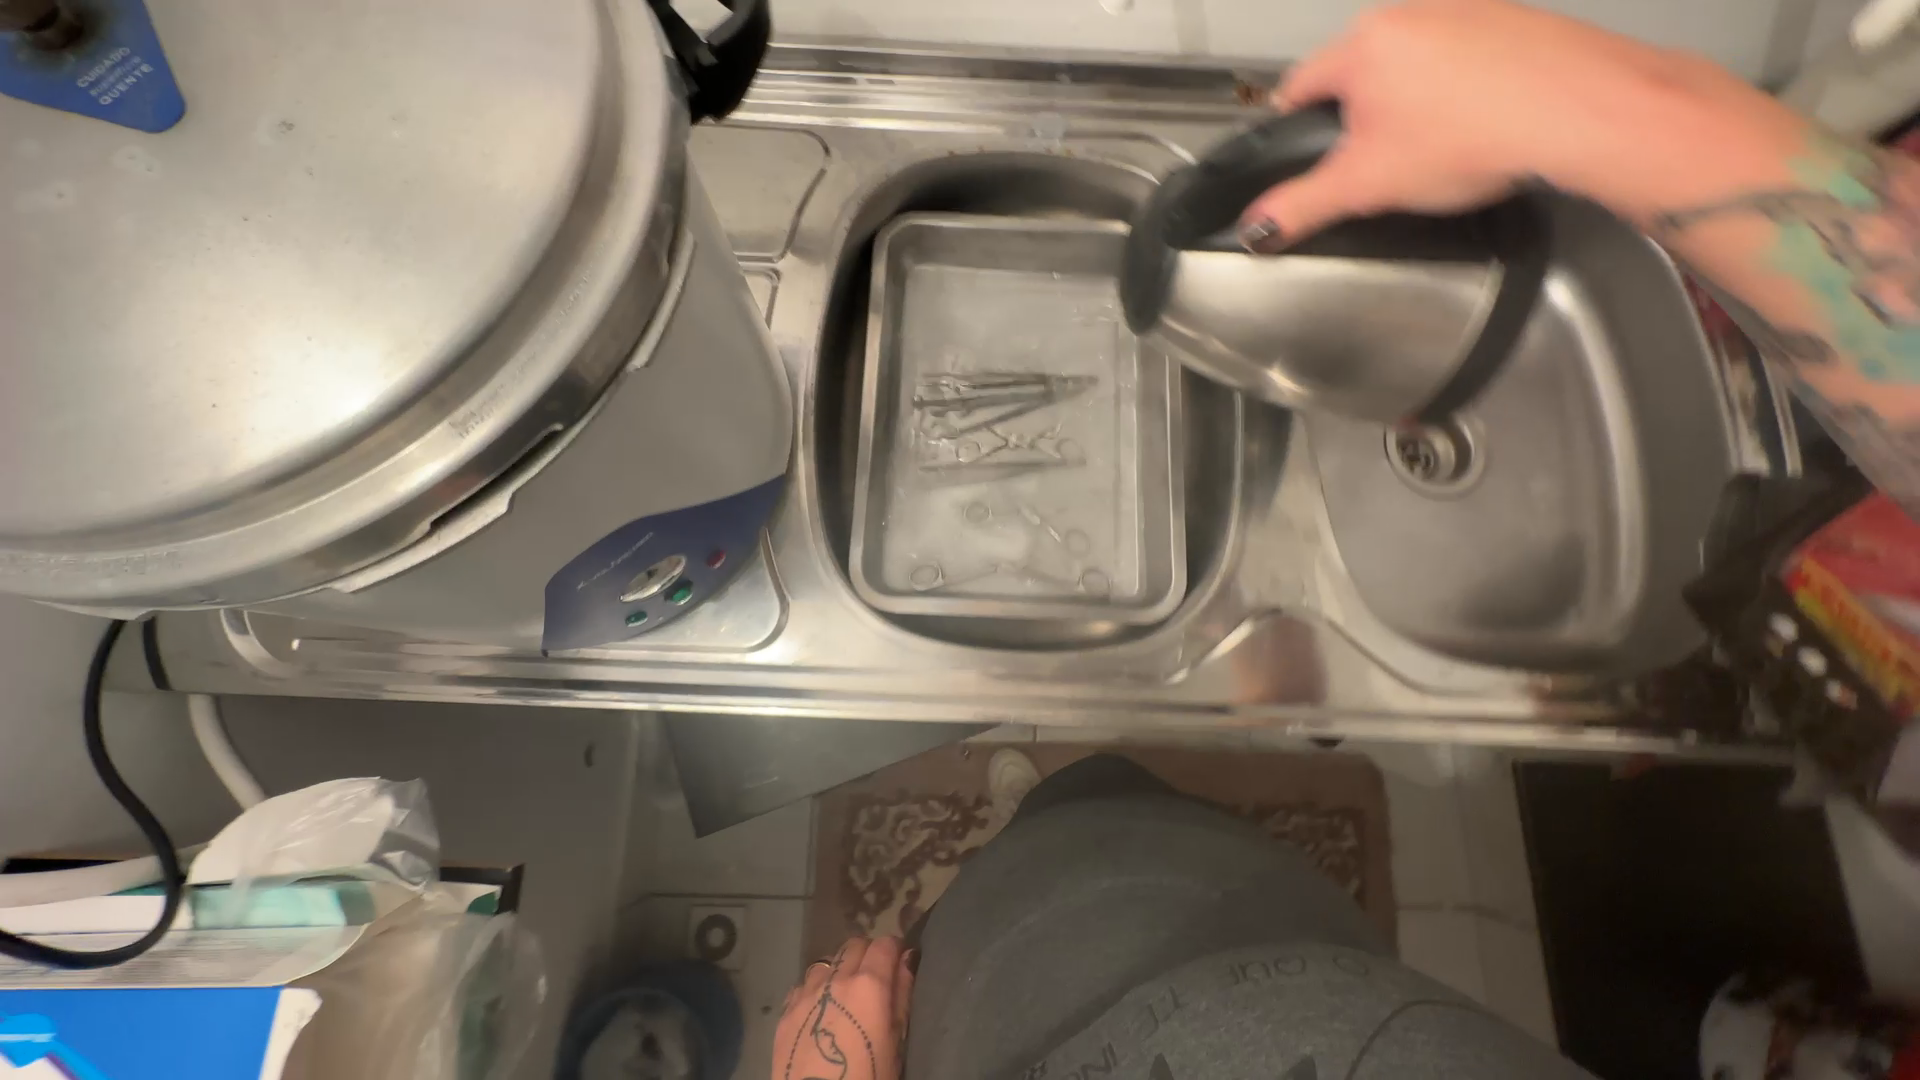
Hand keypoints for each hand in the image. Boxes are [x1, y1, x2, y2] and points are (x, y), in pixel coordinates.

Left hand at [774, 936, 914, 1079]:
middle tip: (874, 978)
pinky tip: (819, 1011)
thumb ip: (902, 995)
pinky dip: (815, 990)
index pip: (885, 943)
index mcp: (869, 984)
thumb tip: (907, 960)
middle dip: (867, 954)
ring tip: (844, 994)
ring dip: (839, 970)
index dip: (894, 950)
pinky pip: (803, 986)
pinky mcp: (786, 1012)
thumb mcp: (896, 1042)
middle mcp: (837, 978)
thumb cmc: (868, 1077)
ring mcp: (807, 993)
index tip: (898, 962)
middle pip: (854, 945)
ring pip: (826, 962)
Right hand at [1238, 0, 1805, 245]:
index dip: (1292, 130)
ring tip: (1428, 147)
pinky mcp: (1506, 20)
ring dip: (1402, 104)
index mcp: (1364, 45)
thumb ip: (1299, 206)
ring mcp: (1464, 9)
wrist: (1581, 113)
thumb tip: (1254, 227)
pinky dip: (1450, 91)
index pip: (1297, 88)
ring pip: (1404, 67)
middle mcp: (1411, 11)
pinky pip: (1453, 58)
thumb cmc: (1471, 136)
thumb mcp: (1363, 186)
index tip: (1302, 155)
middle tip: (1374, 165)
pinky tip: (1468, 125)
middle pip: (1352, 77)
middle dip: (1354, 121)